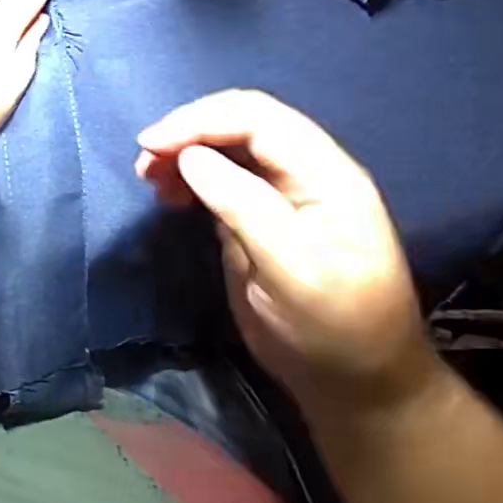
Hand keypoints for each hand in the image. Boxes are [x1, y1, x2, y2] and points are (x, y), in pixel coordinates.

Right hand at [135, 90, 447, 419]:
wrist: (357, 381)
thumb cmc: (330, 330)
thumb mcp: (291, 272)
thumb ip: (245, 207)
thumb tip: (191, 156)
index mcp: (326, 176)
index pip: (259, 120)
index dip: (201, 121)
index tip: (150, 145)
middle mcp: (307, 173)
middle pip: (243, 122)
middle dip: (189, 130)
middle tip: (144, 163)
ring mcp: (285, 193)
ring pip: (230, 146)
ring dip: (186, 150)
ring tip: (150, 178)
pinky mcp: (264, 215)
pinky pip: (224, 176)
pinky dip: (192, 175)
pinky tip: (171, 194)